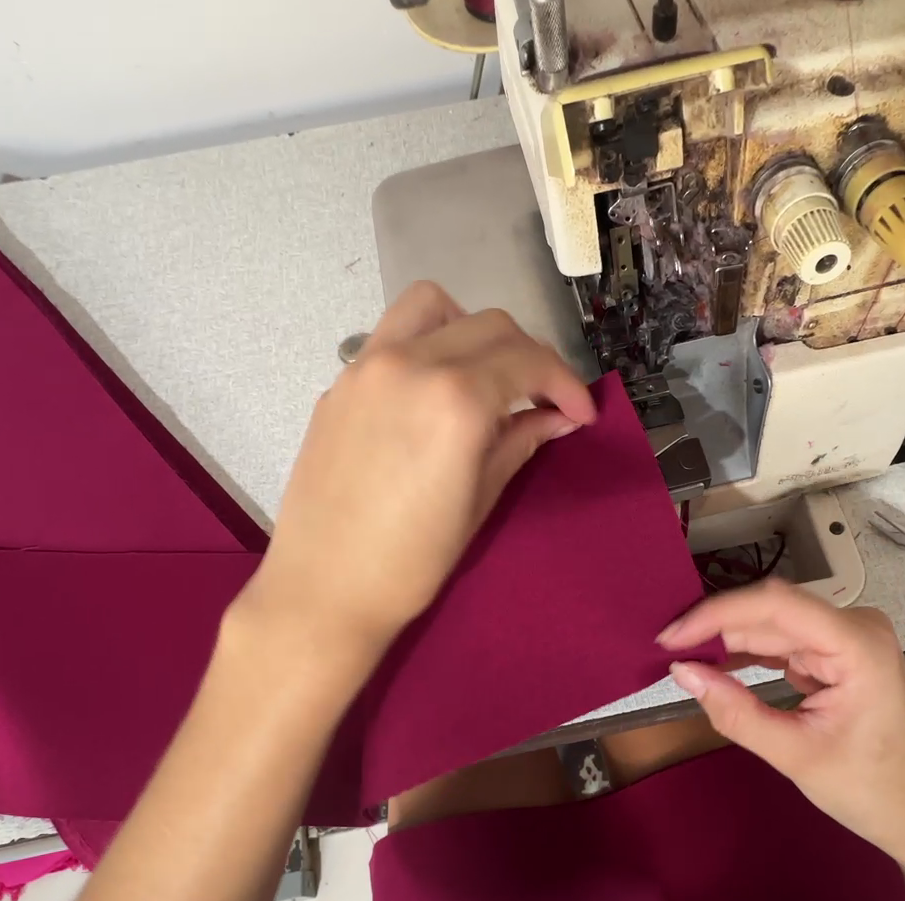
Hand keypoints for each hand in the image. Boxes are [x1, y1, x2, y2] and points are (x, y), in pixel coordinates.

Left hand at [242, 282, 596, 644]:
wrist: (324, 588)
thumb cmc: (411, 561)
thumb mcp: (480, 499)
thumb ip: (521, 441)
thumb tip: (557, 415)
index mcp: (454, 399)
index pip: (528, 361)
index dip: (566, 383)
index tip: (581, 412)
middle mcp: (411, 364)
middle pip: (491, 325)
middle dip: (530, 357)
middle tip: (544, 401)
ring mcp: (367, 366)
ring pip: (434, 306)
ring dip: (474, 329)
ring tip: (486, 377)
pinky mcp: (340, 381)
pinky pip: (394, 336)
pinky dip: (429, 345)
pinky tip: (436, 393)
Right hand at [657, 580, 904, 886]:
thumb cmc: (871, 791)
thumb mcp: (795, 755)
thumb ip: (735, 712)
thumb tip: (681, 672)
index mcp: (857, 644)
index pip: (775, 605)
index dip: (717, 614)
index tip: (671, 637)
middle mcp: (854, 627)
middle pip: (772, 612)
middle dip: (716, 628)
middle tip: (665, 649)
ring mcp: (848, 638)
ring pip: (773, 626)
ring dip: (728, 640)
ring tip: (682, 656)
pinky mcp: (838, 653)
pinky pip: (784, 643)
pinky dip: (748, 654)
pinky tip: (715, 663)